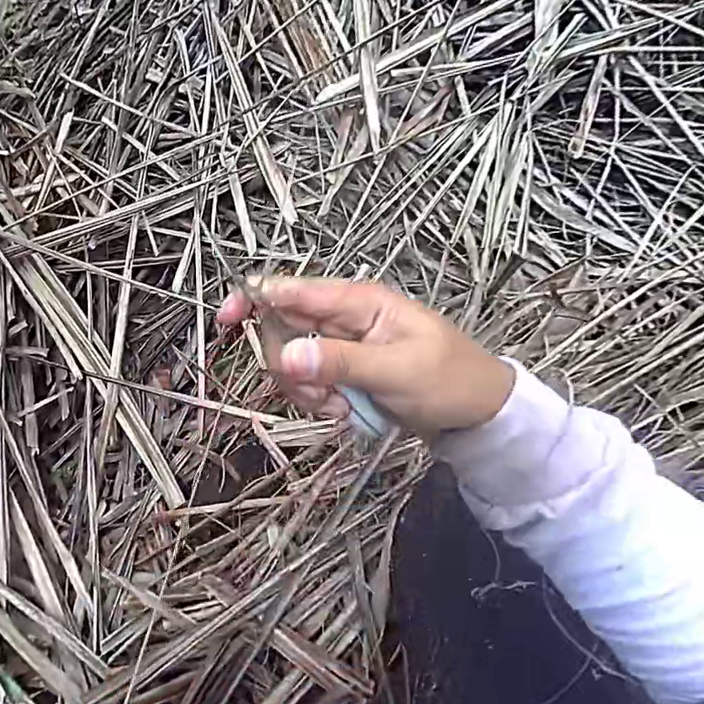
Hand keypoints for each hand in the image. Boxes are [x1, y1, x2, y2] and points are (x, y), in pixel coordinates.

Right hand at [217, 276, 515, 436]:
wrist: (477, 413)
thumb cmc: (450, 380)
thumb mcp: (397, 371)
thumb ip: (339, 362)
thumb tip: (284, 356)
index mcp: (358, 301)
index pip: (293, 290)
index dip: (253, 298)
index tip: (226, 318)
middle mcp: (341, 318)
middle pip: (281, 331)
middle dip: (291, 367)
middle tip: (323, 393)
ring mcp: (337, 346)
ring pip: (289, 362)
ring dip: (307, 390)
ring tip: (343, 405)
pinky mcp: (337, 371)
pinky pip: (305, 383)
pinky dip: (317, 401)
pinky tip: (346, 410)